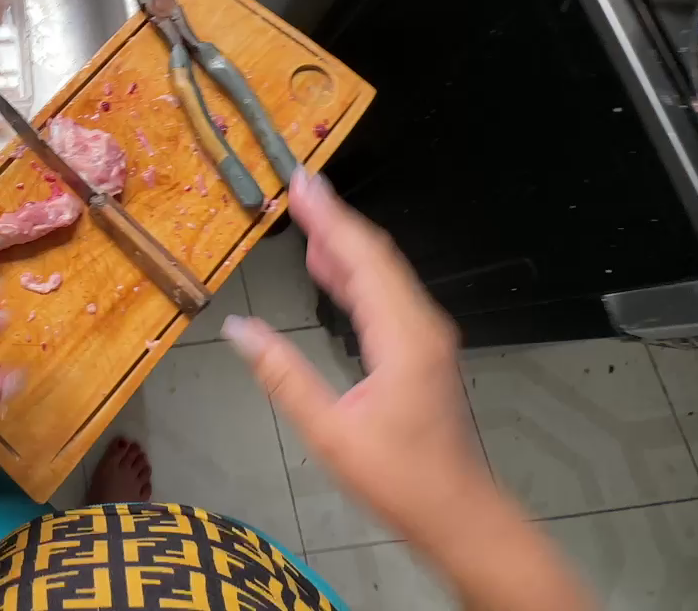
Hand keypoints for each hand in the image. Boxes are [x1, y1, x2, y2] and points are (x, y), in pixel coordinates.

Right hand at [223, 168, 485, 539]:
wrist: (459, 515)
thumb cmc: (397, 477)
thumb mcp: (330, 432)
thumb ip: (283, 375)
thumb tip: (237, 328)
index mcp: (402, 336)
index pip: (362, 259)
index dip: (329, 218)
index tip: (302, 182)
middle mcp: (419, 322)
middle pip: (375, 254)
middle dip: (334, 215)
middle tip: (298, 183)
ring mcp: (422, 332)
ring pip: (381, 269)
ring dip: (342, 237)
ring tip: (305, 210)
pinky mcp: (418, 344)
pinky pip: (383, 290)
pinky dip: (353, 266)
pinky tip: (325, 262)